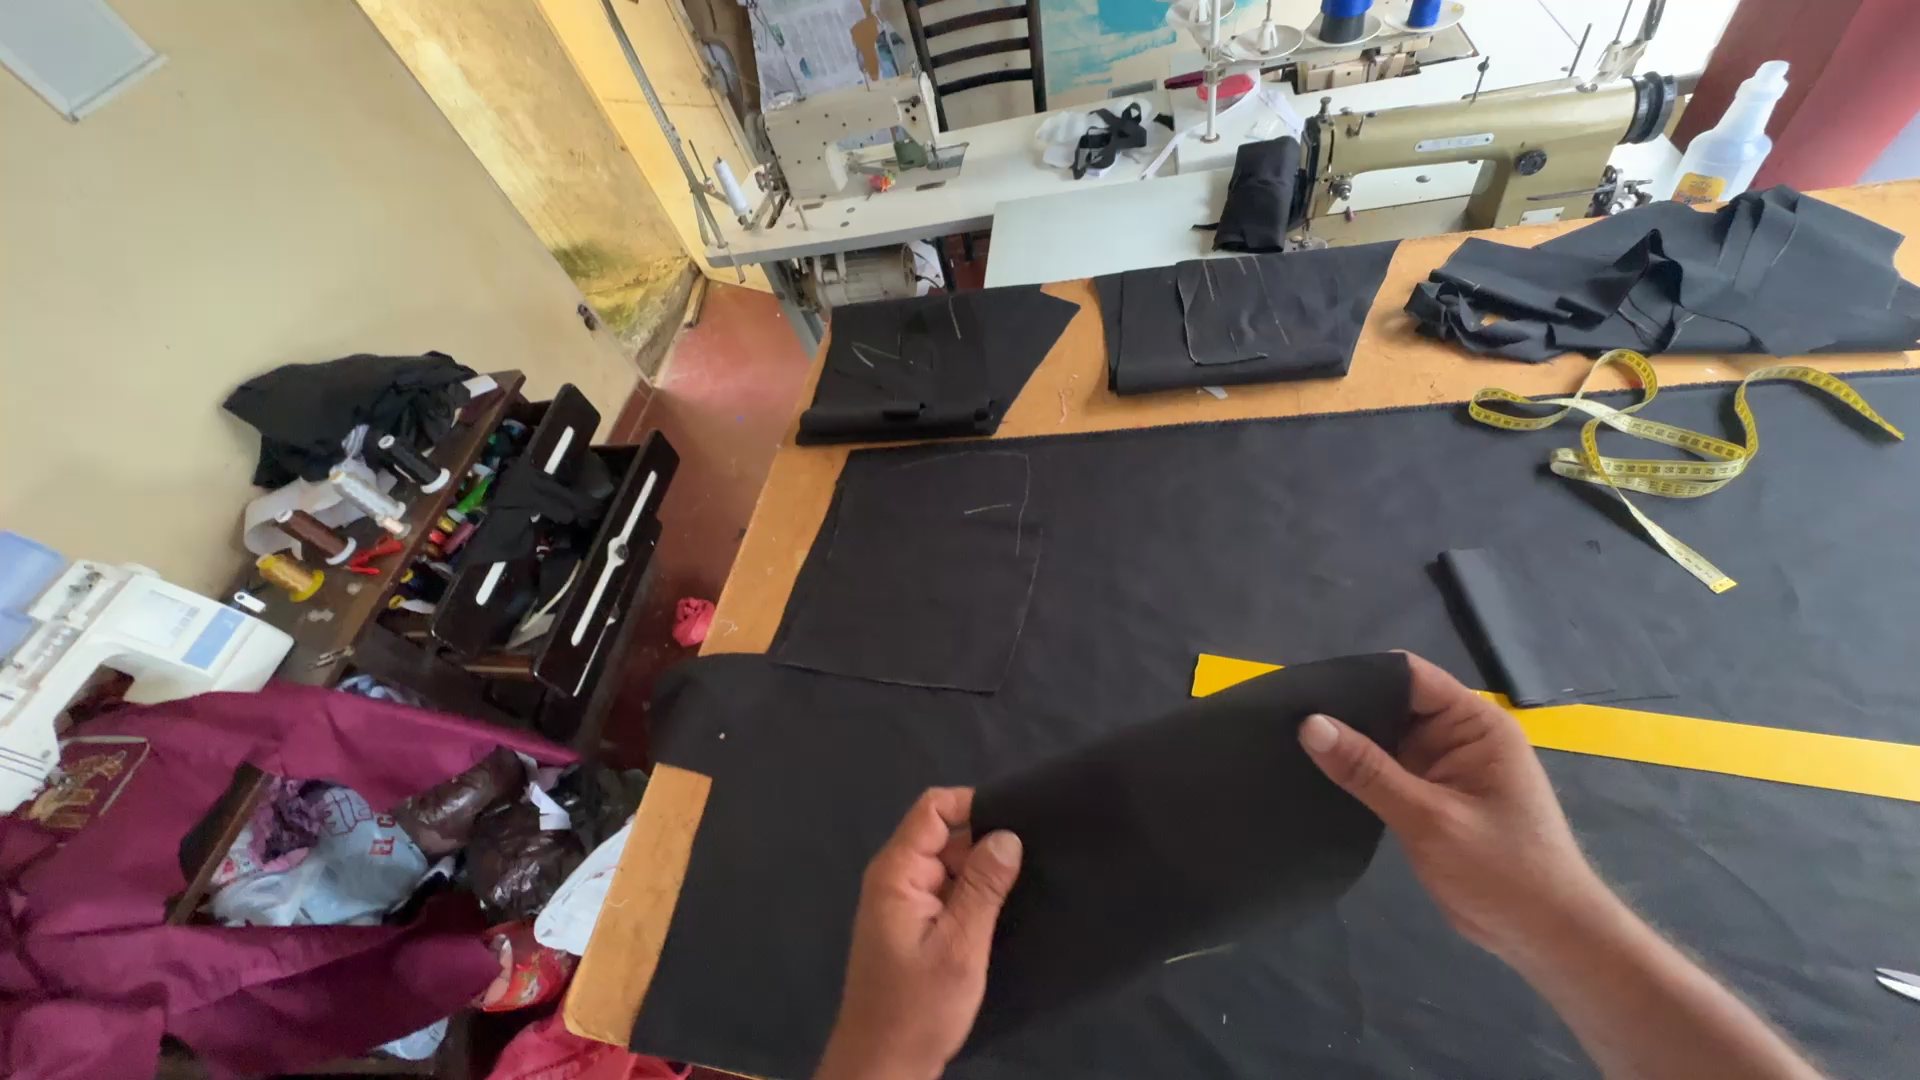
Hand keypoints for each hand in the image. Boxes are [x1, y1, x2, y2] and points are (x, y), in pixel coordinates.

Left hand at [815, 788, 1022, 1079]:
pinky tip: (1000, 911)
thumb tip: (1008, 834)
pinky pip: (946, 891)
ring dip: (980, 875)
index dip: (972, 805)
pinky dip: (971, 897)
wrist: (882, 1069)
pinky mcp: (912, 923)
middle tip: (1029, 864)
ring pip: (949, 864)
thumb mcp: (960, 947)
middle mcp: (896, 877)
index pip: (933, 809)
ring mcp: (903, 901)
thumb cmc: (917, 1008)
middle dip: (983, 845)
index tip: (1015, 822)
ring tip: (1022, 886)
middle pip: (944, 835)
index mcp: (897, 871)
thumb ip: (983, 887)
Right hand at [1297, 652, 1606, 963]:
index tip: (1306, 689)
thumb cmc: (1505, 874)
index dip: (1359, 676)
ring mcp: (1440, 763)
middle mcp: (1458, 734)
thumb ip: (1367, 771)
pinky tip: (1315, 767)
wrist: (1547, 941)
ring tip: (1290, 736)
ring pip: (1380, 734)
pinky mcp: (1425, 791)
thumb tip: (1308, 724)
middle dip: (1343, 708)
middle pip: (1390, 701)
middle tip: (1287, 714)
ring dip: (1345, 738)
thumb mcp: (1430, 819)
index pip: (1410, 676)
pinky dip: (1353, 766)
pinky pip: (1380, 765)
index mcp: (1476, 725)